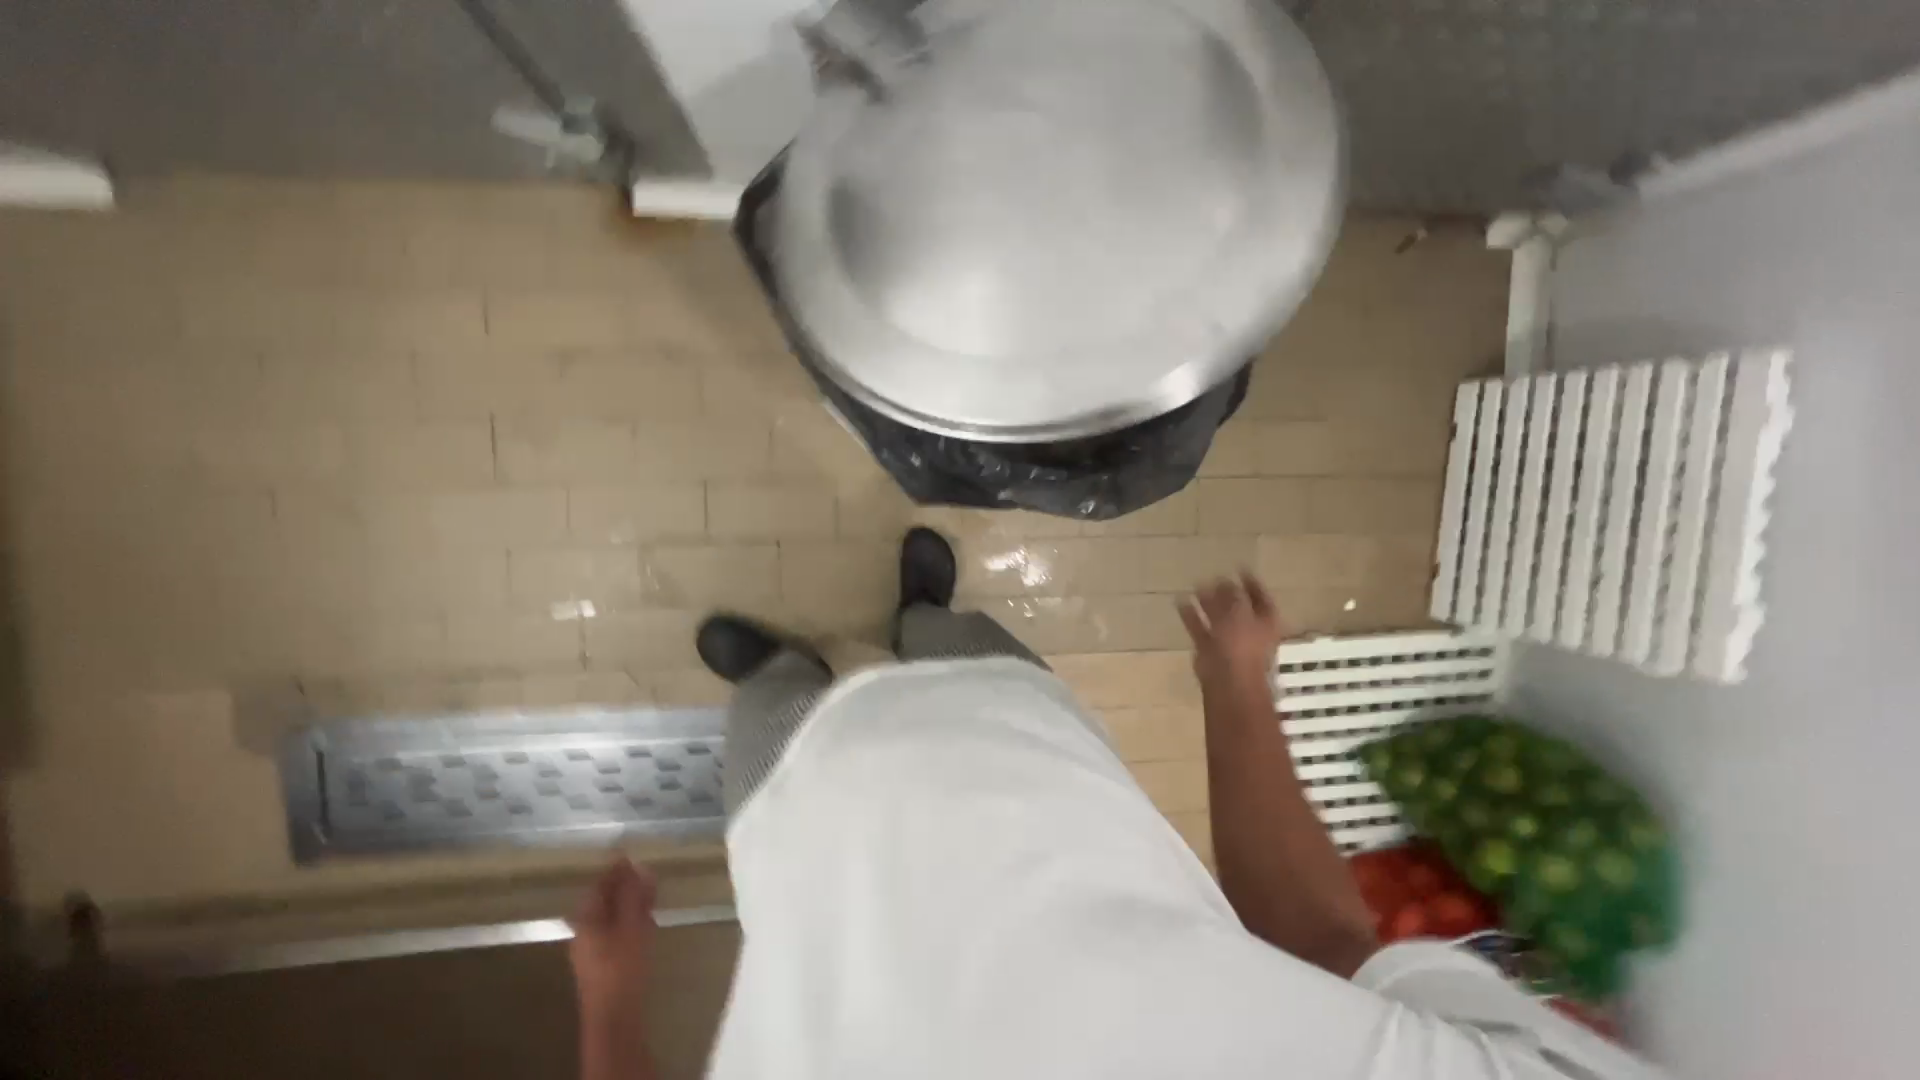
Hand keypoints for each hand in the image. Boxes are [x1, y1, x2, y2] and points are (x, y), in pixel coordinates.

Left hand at [568, 857, 658, 1027]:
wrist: (614, 1016)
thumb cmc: (622, 965)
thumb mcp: (632, 924)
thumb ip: (634, 894)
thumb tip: (636, 865)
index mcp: (586, 917)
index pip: (600, 883)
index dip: (617, 868)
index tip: (633, 853)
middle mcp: (583, 930)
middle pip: (603, 899)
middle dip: (624, 885)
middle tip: (646, 873)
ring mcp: (590, 948)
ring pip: (609, 916)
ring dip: (627, 902)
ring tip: (650, 894)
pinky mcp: (600, 962)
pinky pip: (613, 930)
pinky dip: (628, 920)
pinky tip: (645, 922)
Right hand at [1178, 572, 1288, 694]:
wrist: (1228, 680)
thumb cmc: (1242, 644)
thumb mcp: (1240, 612)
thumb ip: (1231, 595)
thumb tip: (1223, 582)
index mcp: (1266, 620)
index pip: (1260, 596)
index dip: (1250, 582)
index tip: (1238, 568)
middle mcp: (1249, 629)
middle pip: (1237, 607)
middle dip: (1225, 593)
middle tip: (1213, 577)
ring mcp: (1229, 641)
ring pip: (1217, 618)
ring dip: (1206, 603)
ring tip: (1194, 586)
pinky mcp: (1210, 650)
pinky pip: (1200, 628)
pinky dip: (1191, 616)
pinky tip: (1180, 601)